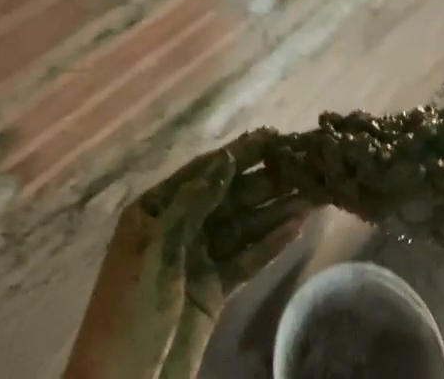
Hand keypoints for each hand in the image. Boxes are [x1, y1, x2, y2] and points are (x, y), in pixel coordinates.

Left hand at [64, 130, 311, 378]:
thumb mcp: (158, 249)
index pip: (203, 172)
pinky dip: (269, 243)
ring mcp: (197, 258)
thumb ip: (192, 203)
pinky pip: (245, 258)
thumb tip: (225, 160)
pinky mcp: (214, 289)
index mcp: (155, 210)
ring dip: (274, 210)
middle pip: (227, 197)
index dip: (238, 153)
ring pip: (242, 226)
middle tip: (302, 162)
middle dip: (264, 180)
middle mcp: (178, 227)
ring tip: (312, 192)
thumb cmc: (131, 308)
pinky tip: (296, 227)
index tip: (271, 135)